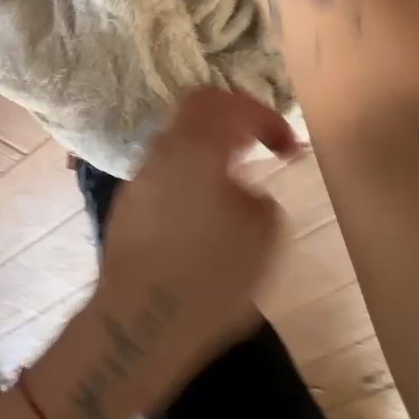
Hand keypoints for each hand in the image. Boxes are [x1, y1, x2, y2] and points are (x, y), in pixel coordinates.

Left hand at [94, 88, 298, 342]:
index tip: (289, 147)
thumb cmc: (210, 275)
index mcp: (195, 147)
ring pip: (177, 141)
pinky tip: (207, 208)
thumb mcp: (262, 237)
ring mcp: (139, 175)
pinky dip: (192, 173)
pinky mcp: (128, 202)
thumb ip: (259, 199)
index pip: (227, 103)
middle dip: (233, 119)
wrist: (141, 315)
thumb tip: (246, 191)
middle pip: (195, 111)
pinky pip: (165, 170)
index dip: (265, 116)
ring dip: (211, 149)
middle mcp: (160, 151)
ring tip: (239, 181)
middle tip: (262, 144)